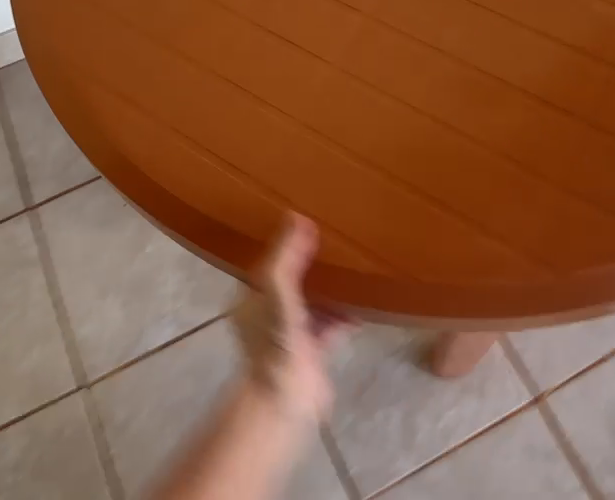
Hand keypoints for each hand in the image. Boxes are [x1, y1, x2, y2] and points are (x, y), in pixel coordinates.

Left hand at [232, 214, 355, 420]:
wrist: (287, 399)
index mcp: (250, 296)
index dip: (283, 242)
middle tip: (335, 239)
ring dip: (331, 286)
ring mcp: (291, 332)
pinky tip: (364, 301)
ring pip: (313, 300)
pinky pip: (332, 323)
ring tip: (353, 265)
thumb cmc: (275, 340)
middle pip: (291, 279)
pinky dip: (346, 313)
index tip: (306, 221)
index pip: (266, 260)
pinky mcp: (313, 350)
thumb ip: (286, 255)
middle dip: (311, 262)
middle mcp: (268, 311)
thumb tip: (297, 216)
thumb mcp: (277, 289)